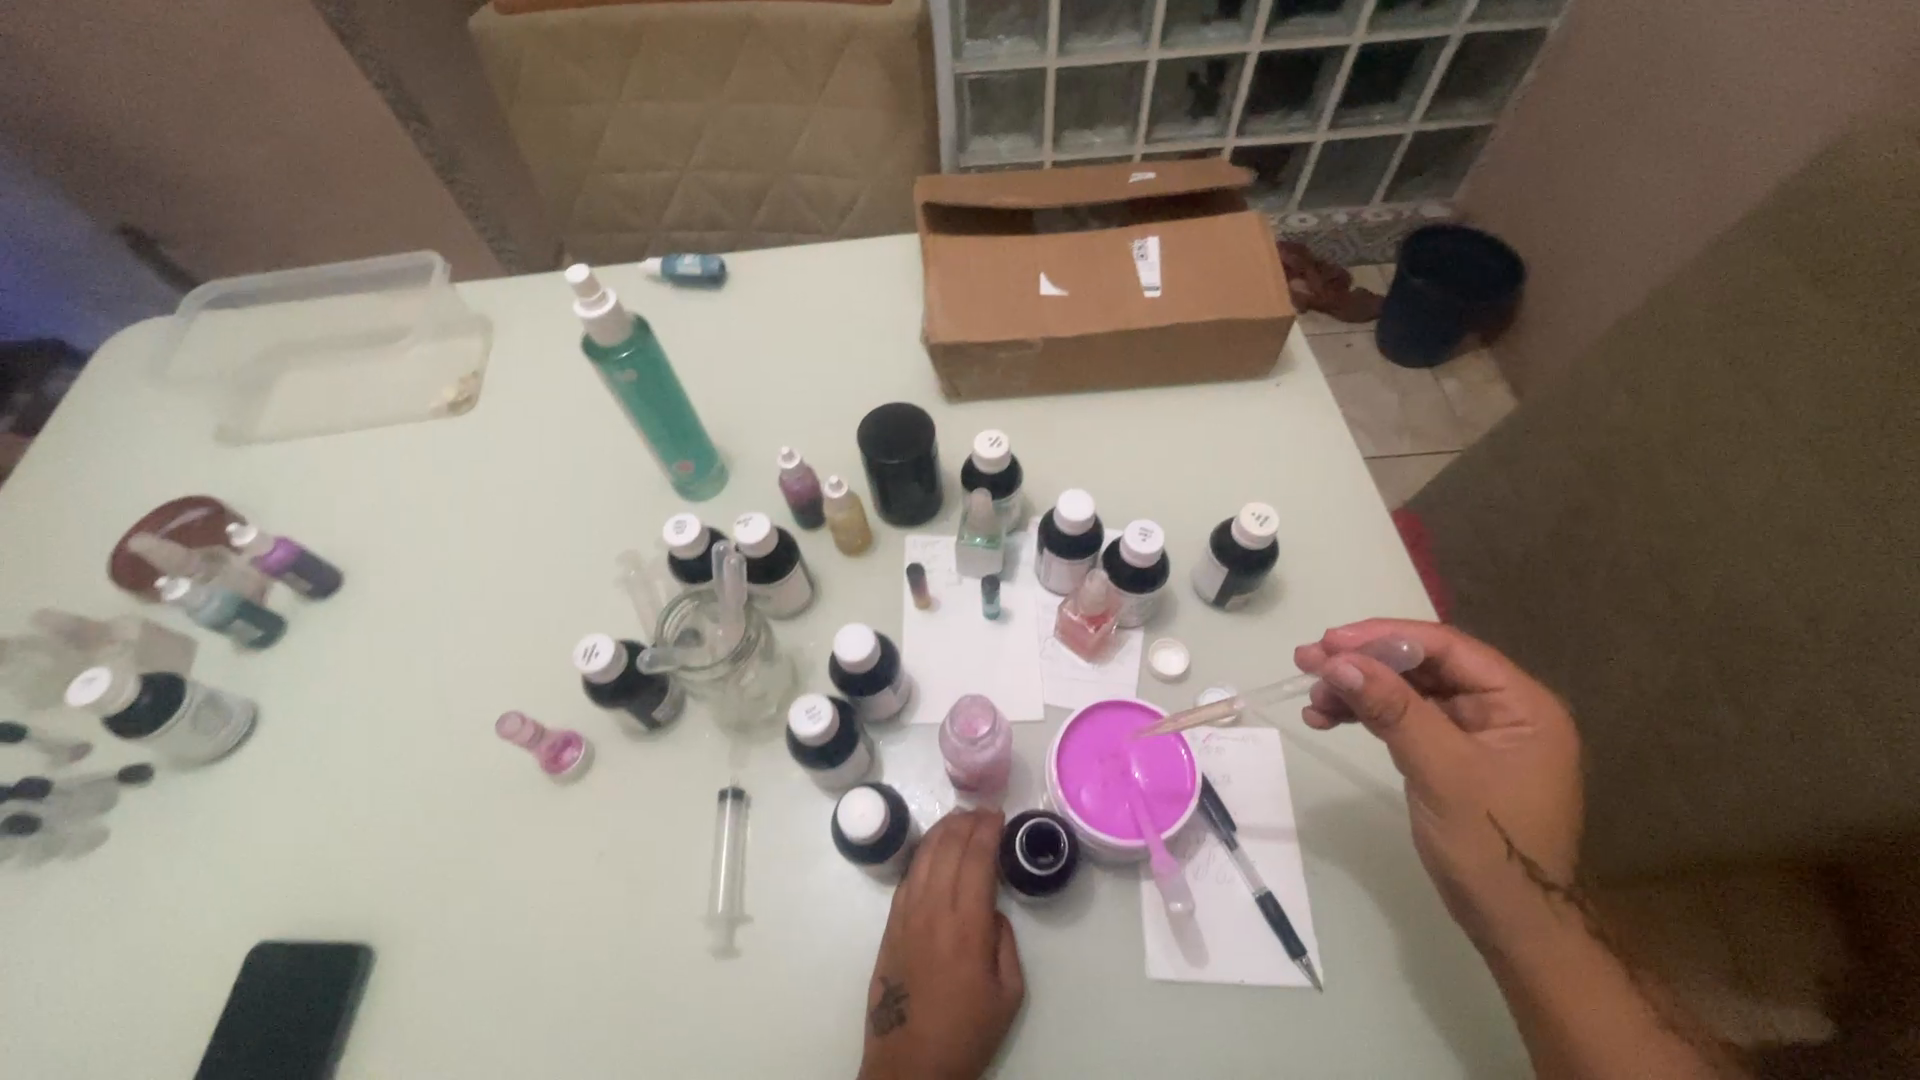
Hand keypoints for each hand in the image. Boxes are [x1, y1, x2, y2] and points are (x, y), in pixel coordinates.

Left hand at [857, 809, 1024, 1079]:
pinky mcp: (890, 926)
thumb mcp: (1008, 992)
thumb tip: (991, 910)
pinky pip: (908, 877)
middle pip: (948, 848)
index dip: (988, 830)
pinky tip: (934, 848)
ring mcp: (907, 915)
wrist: (909, 1063)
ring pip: (924, 857)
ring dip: (943, 831)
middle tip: (984, 812)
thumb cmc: (966, 1031)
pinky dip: (923, 854)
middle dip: (967, 822)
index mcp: (968, 926)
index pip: (977, 859)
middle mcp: (934, 910)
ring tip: (960, 819)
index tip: (999, 815)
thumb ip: (1004, 941)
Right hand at [1295, 620, 1582, 947]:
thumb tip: (1338, 660)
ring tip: (1312, 697)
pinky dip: (1366, 715)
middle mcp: (1501, 708)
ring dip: (1358, 690)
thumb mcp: (1440, 770)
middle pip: (1423, 667)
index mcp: (1521, 703)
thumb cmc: (1490, 845)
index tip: (1330, 642)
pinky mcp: (1450, 754)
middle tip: (1307, 661)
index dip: (1385, 639)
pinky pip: (1403, 719)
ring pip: (1407, 692)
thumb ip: (1392, 709)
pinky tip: (1327, 718)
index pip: (1447, 649)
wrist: (1512, 923)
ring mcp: (1474, 733)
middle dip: (1364, 663)